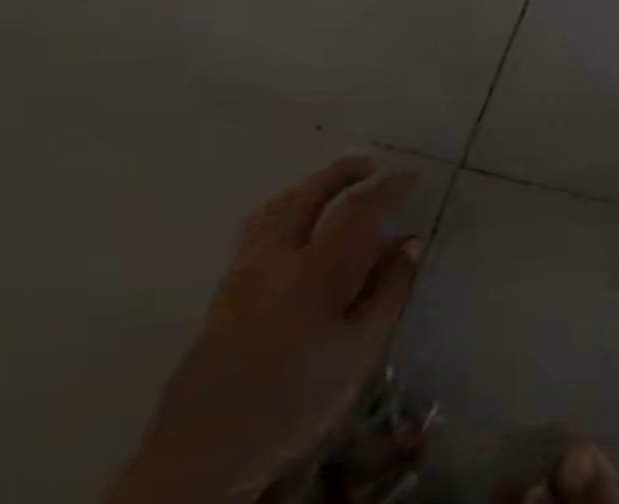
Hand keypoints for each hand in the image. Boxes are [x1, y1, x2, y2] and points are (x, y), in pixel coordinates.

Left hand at [104, 157, 423, 503]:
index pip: (357, 211)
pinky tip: (295, 229)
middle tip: (369, 164)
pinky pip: (254, 234)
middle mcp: (272, 263)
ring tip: (329, 185)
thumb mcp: (362, 349)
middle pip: (304, 198)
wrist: (206, 455)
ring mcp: (239, 279)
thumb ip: (388, 291)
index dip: (388, 188)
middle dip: (339, 174)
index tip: (412, 178)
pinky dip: (282, 212)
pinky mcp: (221, 298)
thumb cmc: (298, 399)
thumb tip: (408, 244)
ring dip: (304, 189)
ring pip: (269, 213)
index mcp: (314, 272)